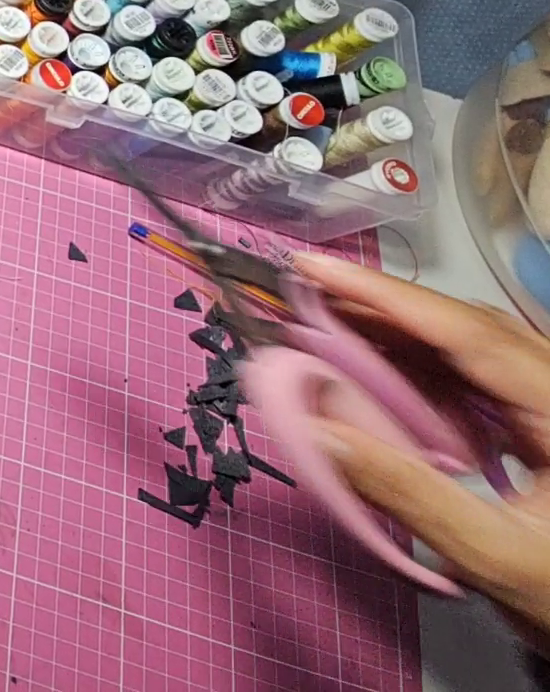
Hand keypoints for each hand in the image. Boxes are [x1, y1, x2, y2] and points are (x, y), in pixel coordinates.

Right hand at [292, 252, 549, 651]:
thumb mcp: (496, 557)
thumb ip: (407, 491)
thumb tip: (312, 428)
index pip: (471, 336)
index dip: (386, 295)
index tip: (311, 268)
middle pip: (473, 330)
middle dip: (382, 305)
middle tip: (302, 291)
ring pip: (474, 349)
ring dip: (393, 333)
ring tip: (322, 323)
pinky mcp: (547, 428)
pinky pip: (476, 377)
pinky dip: (414, 364)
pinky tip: (372, 370)